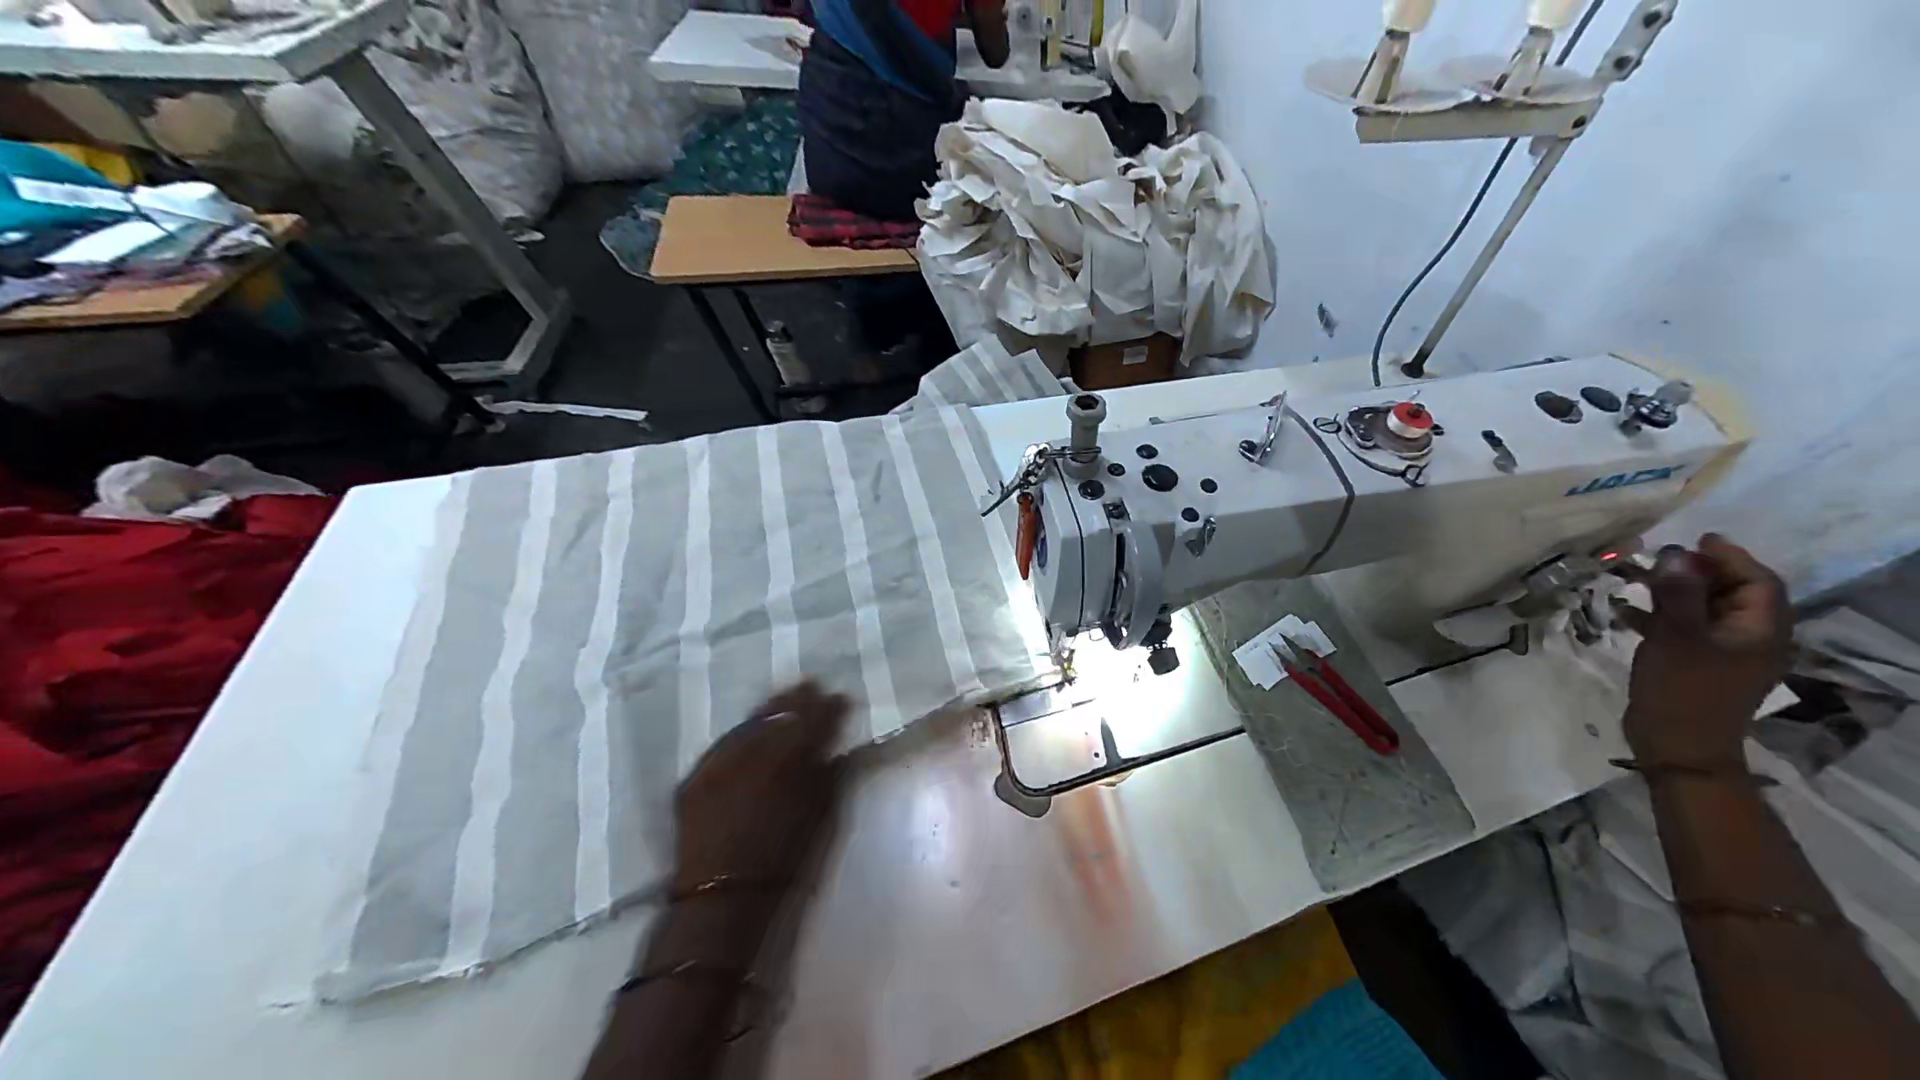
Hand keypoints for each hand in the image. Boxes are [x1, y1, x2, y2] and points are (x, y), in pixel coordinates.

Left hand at [673, 681, 850, 893]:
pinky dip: (742, 732)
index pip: (811, 722)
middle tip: (812, 685)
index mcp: (786, 765)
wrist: (721, 900)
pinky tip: (751, 727)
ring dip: (769, 710)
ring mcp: (716, 764)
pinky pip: (724, 743)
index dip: (827, 707)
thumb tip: (835, 747)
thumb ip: (827, 774)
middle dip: (797, 700)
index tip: (839, 696)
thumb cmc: (782, 863)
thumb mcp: (819, 816)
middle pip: (778, 715)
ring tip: (784, 698)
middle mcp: (748, 756)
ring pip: (749, 724)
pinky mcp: (694, 777)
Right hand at [1625, 533, 1791, 767]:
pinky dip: (1661, 615)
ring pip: (1706, 610)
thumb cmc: (1682, 688)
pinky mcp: (1700, 665)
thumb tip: (1675, 554)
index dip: (1729, 557)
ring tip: (1638, 579)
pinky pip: (1687, 629)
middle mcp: (1753, 639)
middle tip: (1660, 557)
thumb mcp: (1676, 637)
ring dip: (1675, 592)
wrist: (1680, 744)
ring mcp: (1727, 654)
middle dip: (1699, 572)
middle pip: (1734, 593)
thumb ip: (1677, 593)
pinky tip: (1627, 612)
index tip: (1696, 539)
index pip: (1757, 581)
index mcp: (1761, 630)